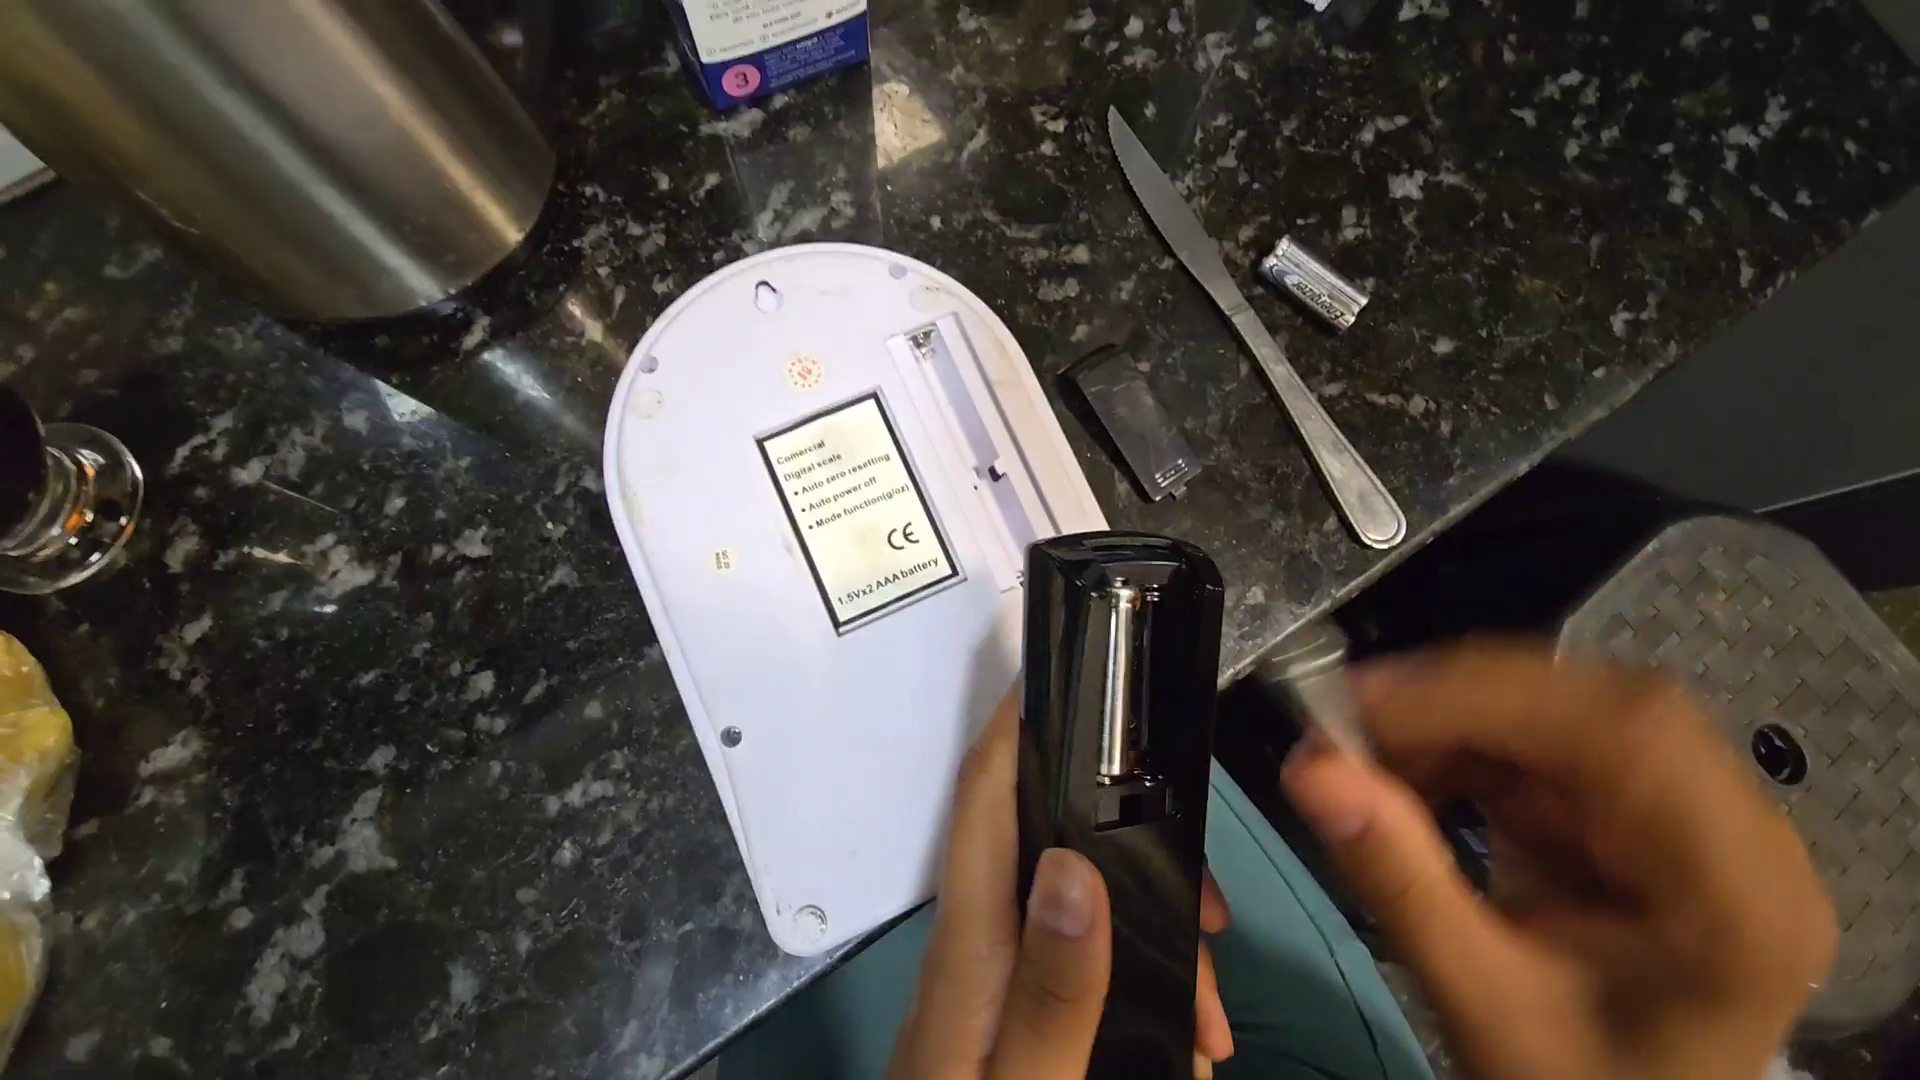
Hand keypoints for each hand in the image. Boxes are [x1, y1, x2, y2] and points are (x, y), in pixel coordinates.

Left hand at [890, 689, 1233, 1079]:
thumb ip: (1050, 992)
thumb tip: (1075, 864)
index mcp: (972, 939)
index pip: (986, 798)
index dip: (1015, 725)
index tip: (1060, 671)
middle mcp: (982, 936)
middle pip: (1051, 839)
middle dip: (1135, 845)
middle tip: (1209, 907)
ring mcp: (1001, 971)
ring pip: (1082, 900)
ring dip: (1152, 932)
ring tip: (1211, 1001)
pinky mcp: (1021, 1004)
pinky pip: (1086, 958)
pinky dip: (1141, 980)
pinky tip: (1185, 1031)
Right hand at [1283, 641, 1835, 1079]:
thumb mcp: (1483, 1003)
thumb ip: (1399, 882)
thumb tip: (1308, 767)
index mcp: (1735, 892)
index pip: (1625, 737)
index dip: (1487, 695)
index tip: (1364, 702)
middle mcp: (1724, 830)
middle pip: (1590, 707)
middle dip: (1455, 702)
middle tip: (1346, 719)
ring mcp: (1672, 811)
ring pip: (1549, 711)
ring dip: (1442, 722)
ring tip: (1361, 758)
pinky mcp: (1619, 807)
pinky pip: (1526, 741)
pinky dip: (1449, 746)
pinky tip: (1401, 776)